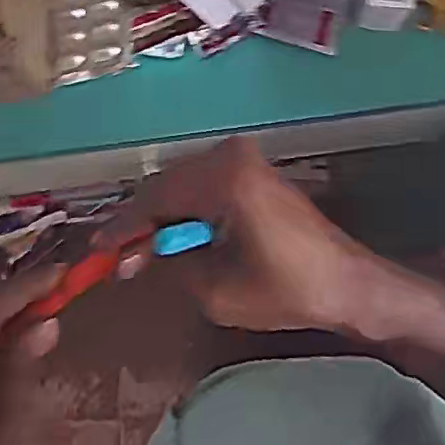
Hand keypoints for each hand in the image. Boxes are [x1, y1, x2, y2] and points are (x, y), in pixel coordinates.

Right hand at [97, 136, 386, 333]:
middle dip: (142, 219)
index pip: (158, 197)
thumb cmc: (286, 288)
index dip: (125, 225)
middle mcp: (232, 155)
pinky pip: (205, 182)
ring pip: (184, 182)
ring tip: (143, 250)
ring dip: (162, 213)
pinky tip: (176, 233)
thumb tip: (142, 250)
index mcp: (225, 178)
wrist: (345, 280)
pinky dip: (186, 206)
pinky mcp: (253, 168)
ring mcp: (245, 158)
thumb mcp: (216, 289)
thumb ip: (172, 260)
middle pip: (168, 183)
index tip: (98, 248)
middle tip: (120, 256)